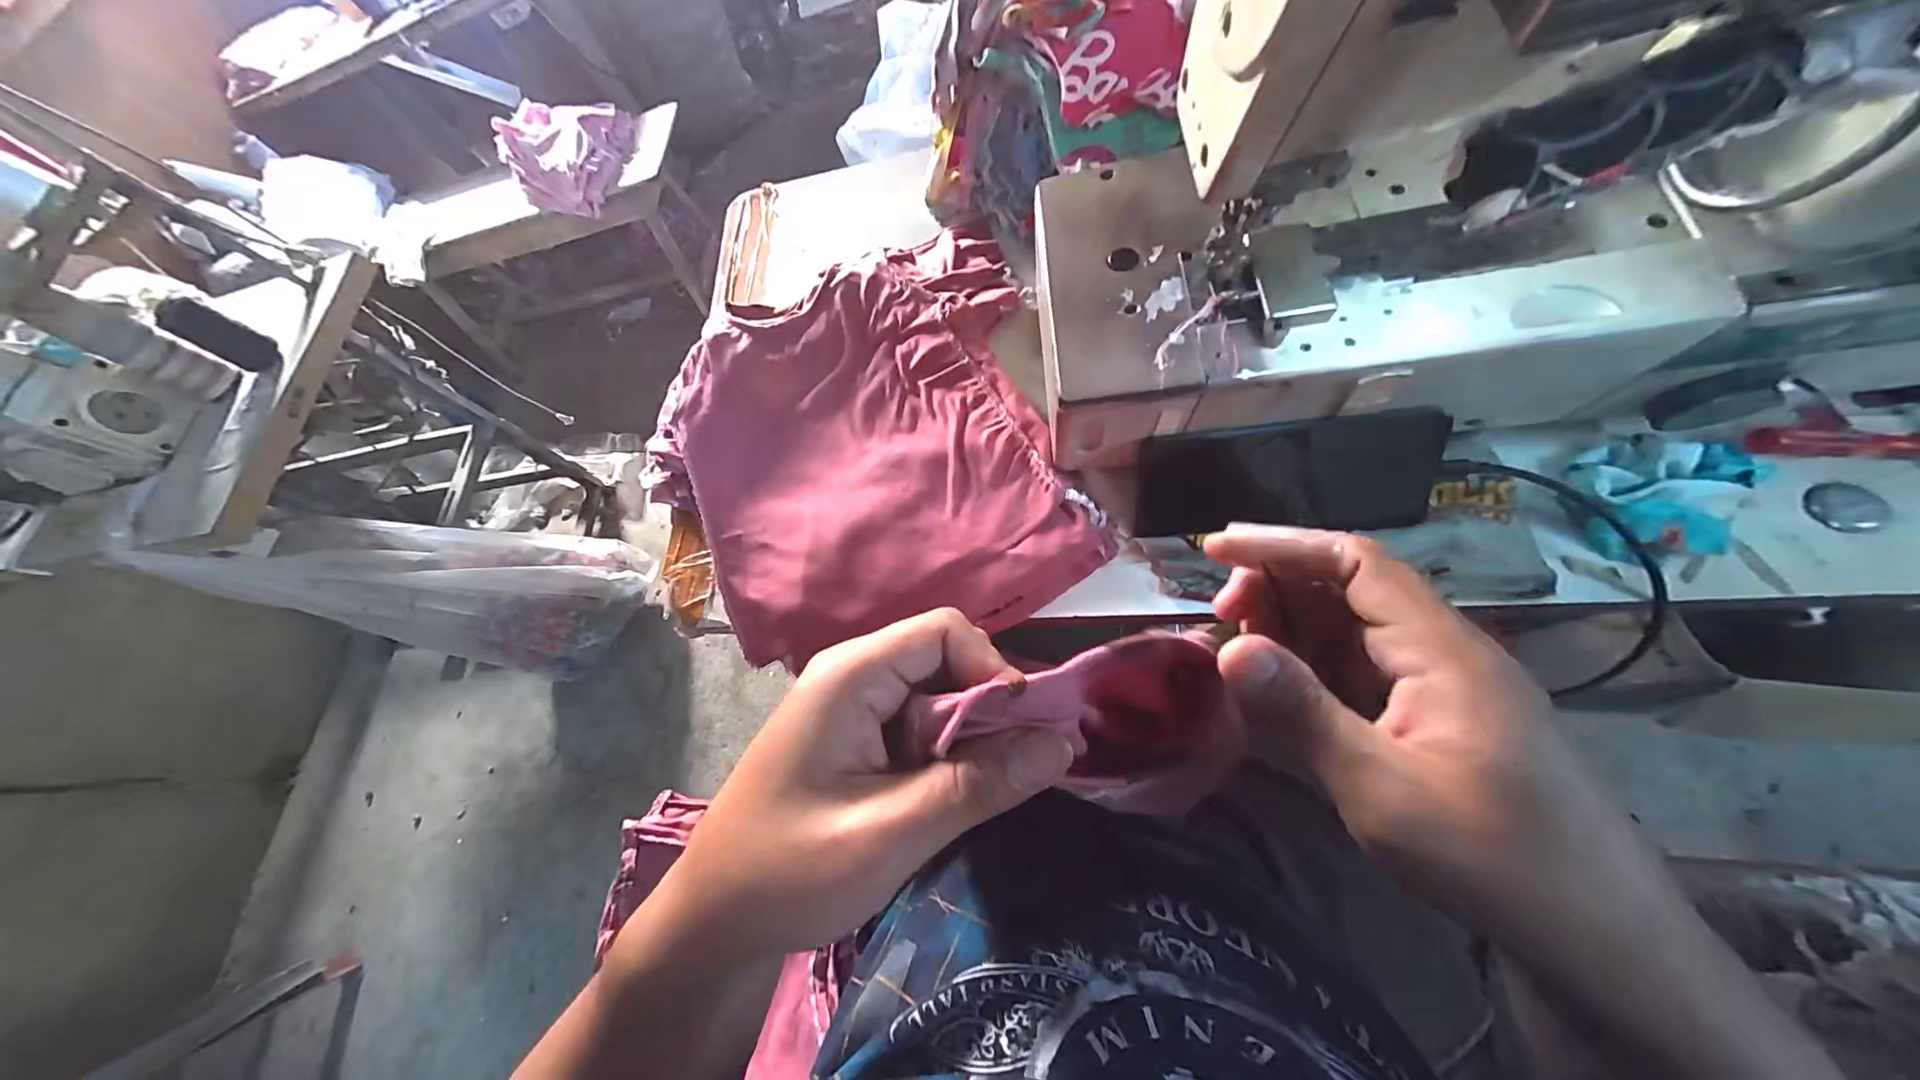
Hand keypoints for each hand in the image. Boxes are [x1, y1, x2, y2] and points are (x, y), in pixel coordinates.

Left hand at [650, 608, 1076, 958]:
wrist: (714, 919)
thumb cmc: (789, 873)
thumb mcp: (891, 834)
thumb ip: (977, 785)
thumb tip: (1061, 743)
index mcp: (852, 675)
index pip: (945, 630)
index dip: (992, 668)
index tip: (1021, 731)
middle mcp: (854, 674)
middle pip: (947, 659)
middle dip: (989, 707)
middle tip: (1014, 770)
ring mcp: (855, 705)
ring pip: (940, 694)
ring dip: (971, 735)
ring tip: (983, 790)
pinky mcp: (859, 736)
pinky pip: (922, 723)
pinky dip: (949, 752)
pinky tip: (950, 794)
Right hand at [1202, 524, 1649, 940]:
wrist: (1601, 941)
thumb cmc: (1493, 859)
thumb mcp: (1381, 789)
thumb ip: (1301, 711)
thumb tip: (1228, 647)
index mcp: (1440, 649)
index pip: (1355, 561)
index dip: (1281, 545)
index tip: (1215, 548)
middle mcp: (1440, 652)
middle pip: (1347, 589)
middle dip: (1276, 587)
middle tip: (1218, 613)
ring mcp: (1437, 686)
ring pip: (1348, 629)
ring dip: (1287, 627)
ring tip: (1237, 647)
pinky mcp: (1429, 719)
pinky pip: (1357, 671)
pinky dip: (1308, 666)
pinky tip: (1277, 685)